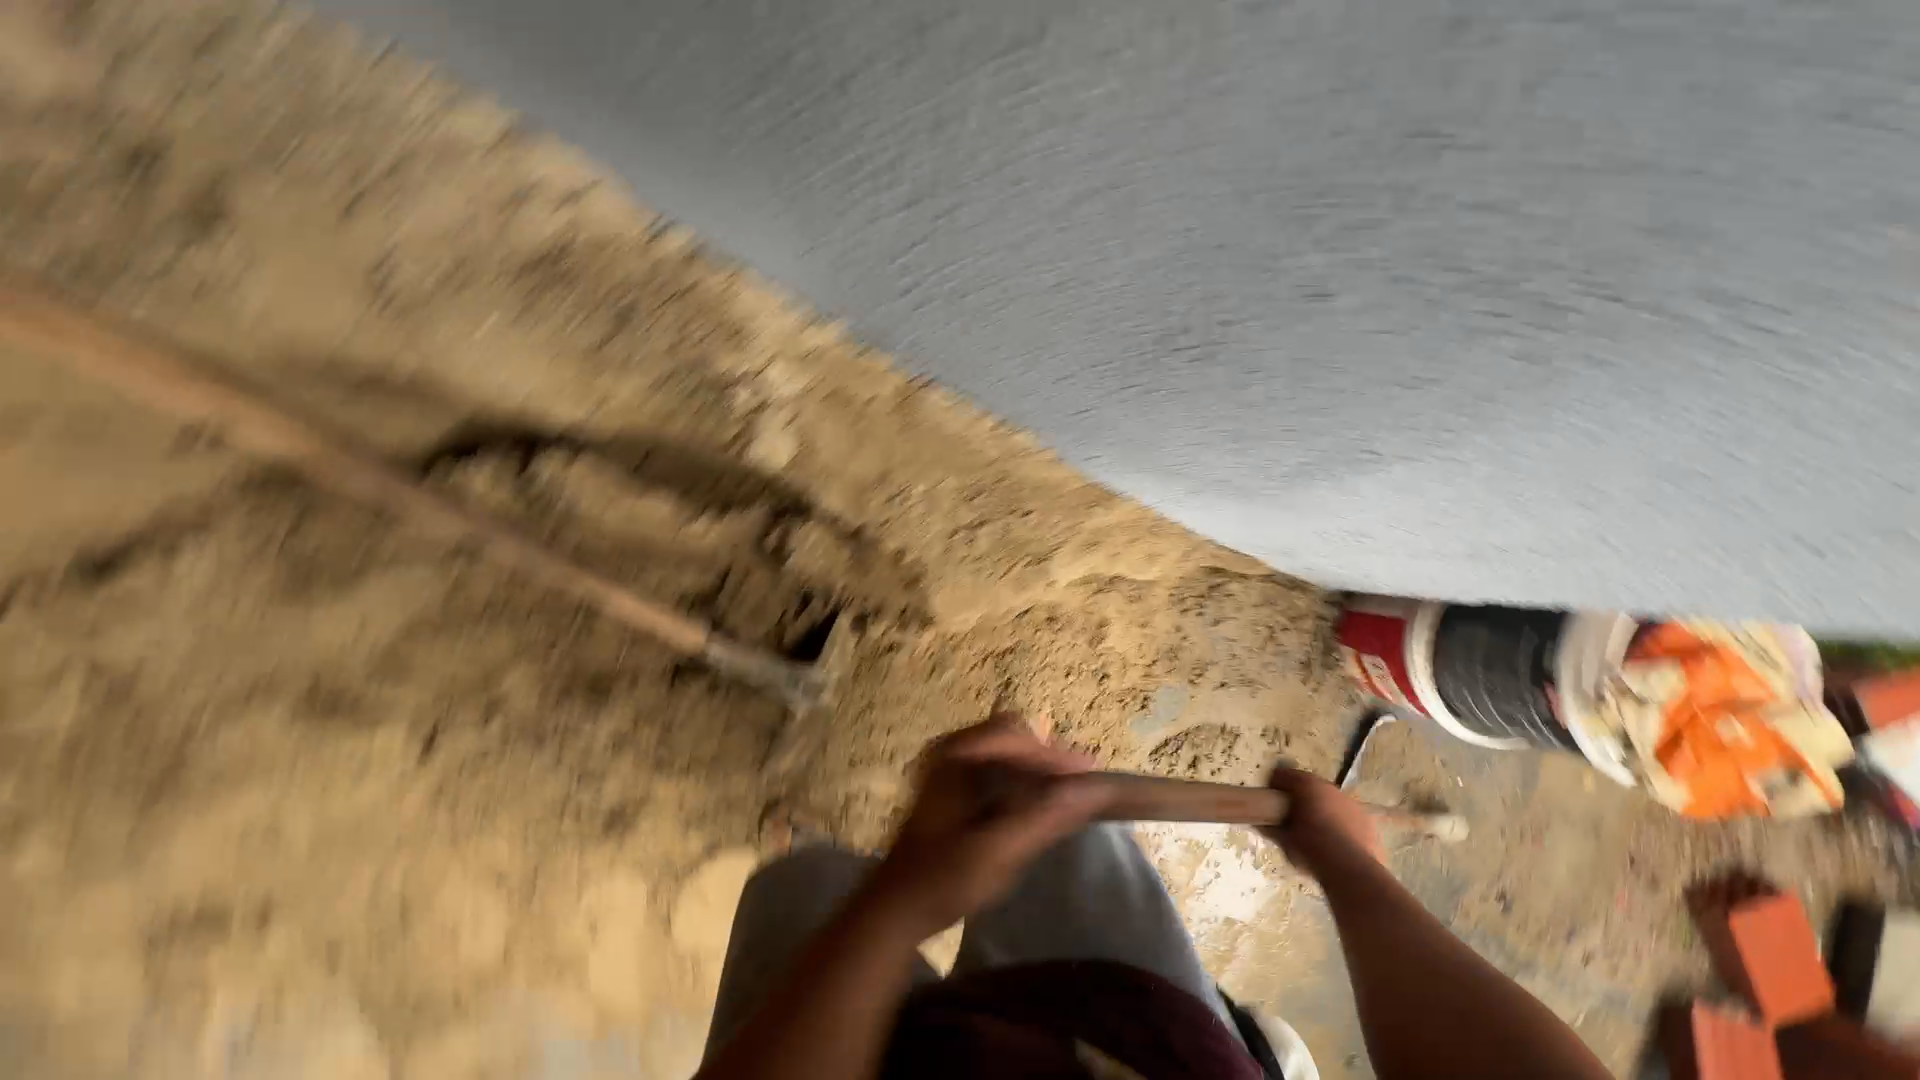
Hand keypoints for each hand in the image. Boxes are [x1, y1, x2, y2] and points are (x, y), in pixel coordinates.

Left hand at [861, 713, 1112, 937]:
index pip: (1015, 734)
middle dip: (1048, 760)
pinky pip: (996, 769)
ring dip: (1037, 772)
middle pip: (1013, 737)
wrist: (895, 909)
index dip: (1055, 754)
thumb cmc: (943, 879)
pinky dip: (1021, 782)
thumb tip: (1094, 789)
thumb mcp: (998, 851)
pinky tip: (1037, 808)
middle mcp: (948, 749)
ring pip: (1006, 753)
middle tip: (1082, 788)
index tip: (1091, 776)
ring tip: (1068, 798)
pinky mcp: (950, 786)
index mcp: (954, 754)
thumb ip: (1045, 817)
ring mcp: (946, 765)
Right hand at [1261, 767, 1385, 880]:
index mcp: (1307, 786)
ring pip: (1333, 803)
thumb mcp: (1283, 840)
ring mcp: (1353, 805)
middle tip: (1292, 817)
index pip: (1284, 775)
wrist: (1351, 870)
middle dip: (1302, 799)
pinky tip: (1337, 846)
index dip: (1275, 786)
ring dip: (1324, 812)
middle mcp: (1331, 789)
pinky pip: (1349, 820)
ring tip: (1317, 834)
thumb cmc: (1310, 848)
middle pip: (1311, 788)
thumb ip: (1271, 828)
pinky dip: (1342, 827)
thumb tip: (1260, 823)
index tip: (1269, 799)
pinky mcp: (1369, 824)